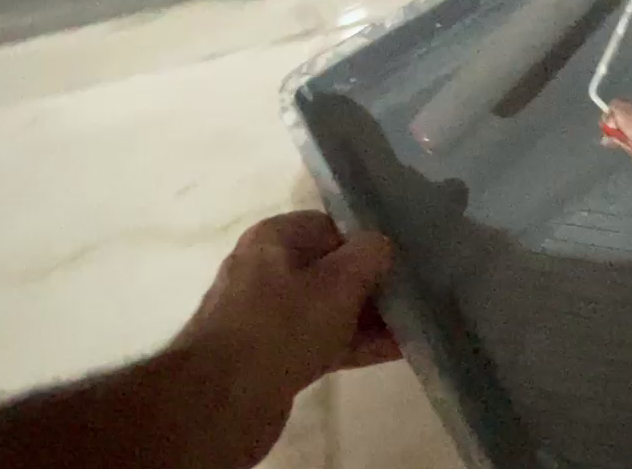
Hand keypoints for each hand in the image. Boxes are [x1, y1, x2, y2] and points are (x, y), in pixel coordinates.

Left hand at [167, 212, 395, 461]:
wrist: (221, 405)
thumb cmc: (282, 325)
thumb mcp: (340, 281)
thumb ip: (370, 254)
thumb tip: (382, 245)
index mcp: (274, 238)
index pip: (332, 226)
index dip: (368, 241)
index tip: (399, 257)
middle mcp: (265, 269)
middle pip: (332, 268)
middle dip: (372, 284)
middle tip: (410, 291)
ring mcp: (265, 315)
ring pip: (328, 308)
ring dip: (367, 317)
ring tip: (411, 324)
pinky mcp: (269, 356)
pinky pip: (320, 339)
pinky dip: (353, 342)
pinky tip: (395, 349)